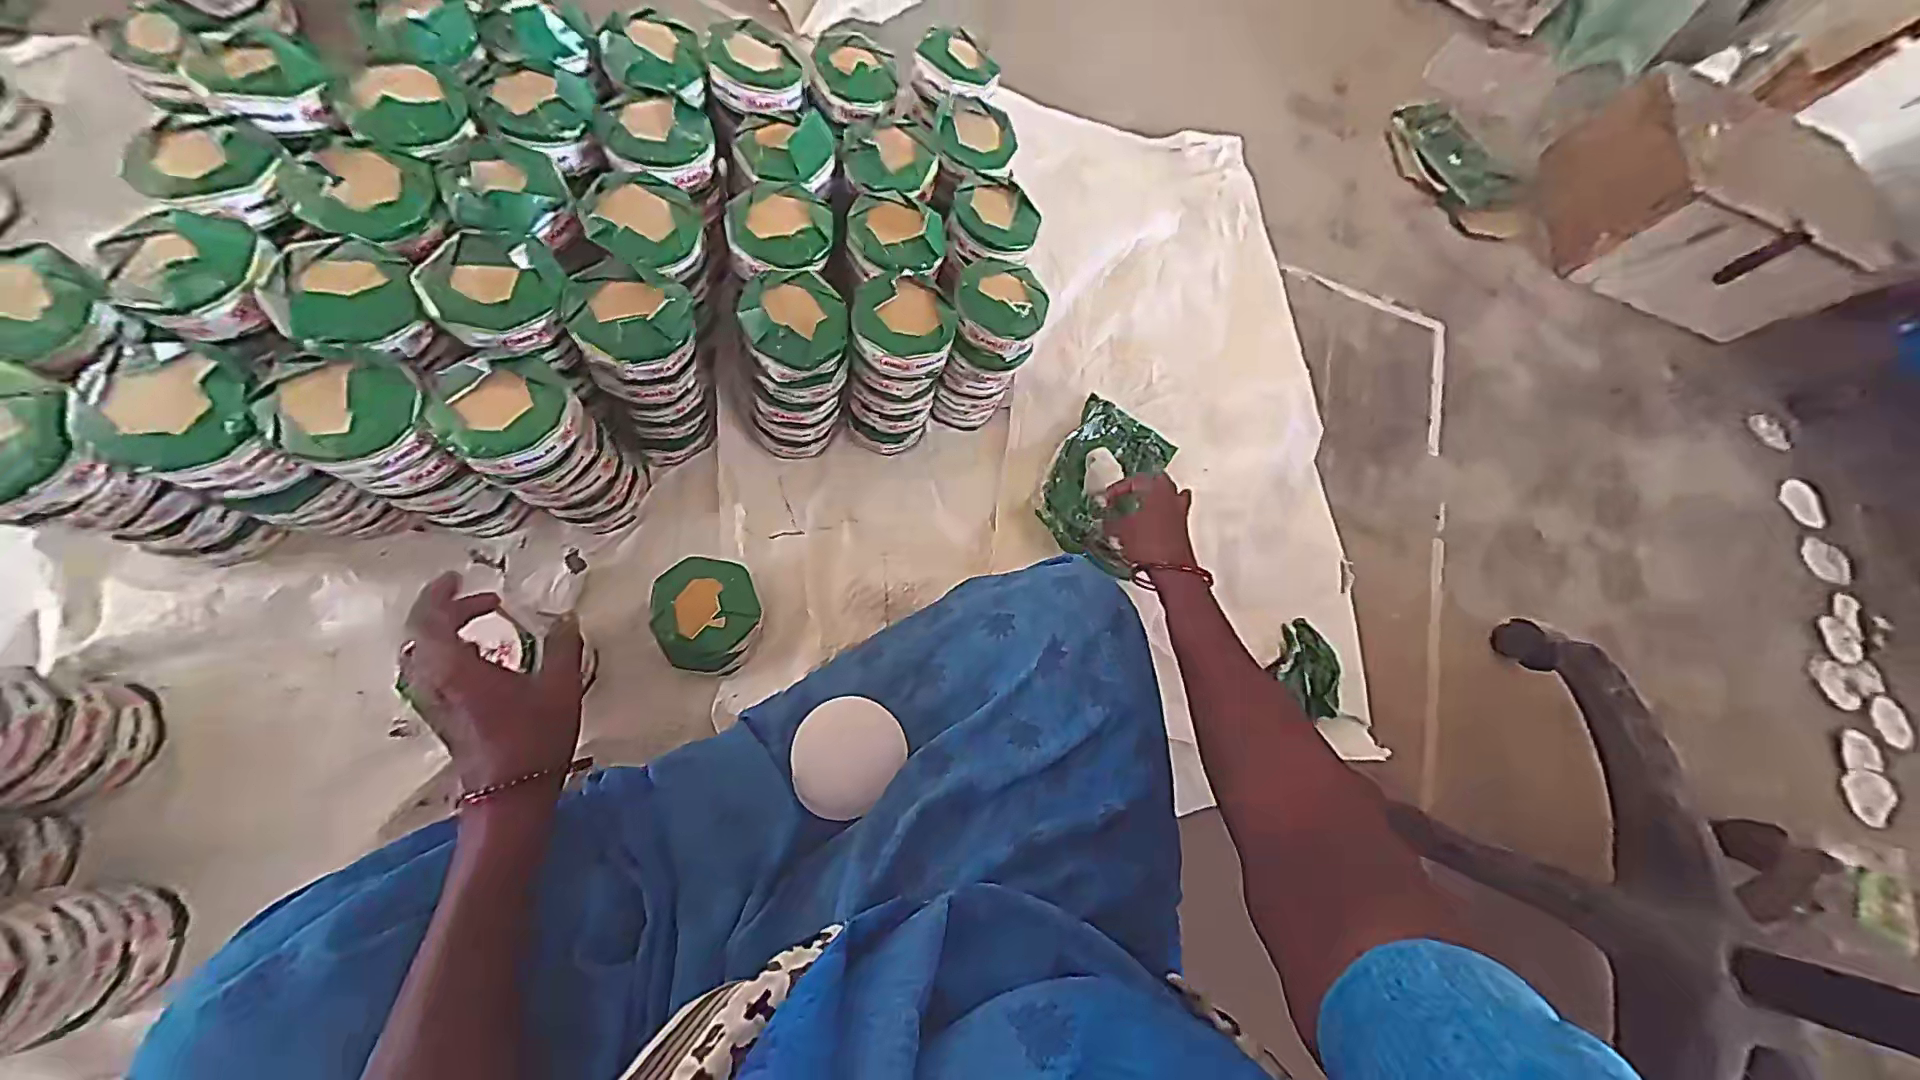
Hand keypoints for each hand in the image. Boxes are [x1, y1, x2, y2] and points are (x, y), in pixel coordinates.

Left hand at [399, 572, 584, 792]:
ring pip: (422, 654)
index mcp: (454, 667)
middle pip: (420, 634)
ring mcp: (432, 700)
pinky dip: (449, 651)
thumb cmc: (533, 734)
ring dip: (445, 631)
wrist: (512, 789)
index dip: (439, 594)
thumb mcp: (558, 684)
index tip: (459, 577)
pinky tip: (482, 656)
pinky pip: (431, 670)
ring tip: (481, 623)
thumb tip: (566, 618)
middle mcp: (432, 681)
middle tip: (483, 600)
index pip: (429, 619)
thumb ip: (562, 646)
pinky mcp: (440, 714)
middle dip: (447, 610)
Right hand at [1102, 472, 1197, 567]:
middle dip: (1140, 489)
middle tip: (1125, 498)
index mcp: (1155, 490)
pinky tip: (1149, 525)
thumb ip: (1111, 521)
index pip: (1135, 480)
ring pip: (1167, 496)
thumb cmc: (1145, 544)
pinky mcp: (1183, 526)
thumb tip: (1105, 520)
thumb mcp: (1121, 531)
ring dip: (1153, 500)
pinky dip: (1161, 514)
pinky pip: (1171, 511)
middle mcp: (1171, 495)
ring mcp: (1180, 510)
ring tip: (1137, 511)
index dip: (1117, 489)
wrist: (1171, 569)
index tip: (1107, 499)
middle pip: (1156, 482)